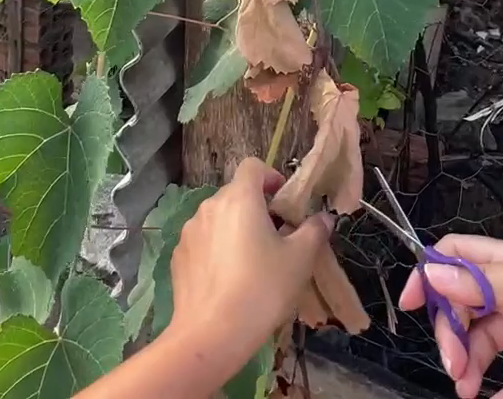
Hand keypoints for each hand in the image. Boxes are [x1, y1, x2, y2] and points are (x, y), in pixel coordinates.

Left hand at [164, 157, 333, 367]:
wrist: (211, 335)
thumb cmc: (261, 290)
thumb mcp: (299, 261)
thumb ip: (313, 232)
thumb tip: (324, 218)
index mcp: (240, 198)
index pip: (253, 166)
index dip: (271, 177)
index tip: (283, 203)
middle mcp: (210, 205)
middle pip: (236, 193)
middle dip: (256, 208)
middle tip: (275, 239)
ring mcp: (190, 230)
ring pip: (218, 218)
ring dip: (235, 229)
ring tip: (250, 263)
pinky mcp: (178, 255)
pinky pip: (203, 241)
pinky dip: (216, 250)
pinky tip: (227, 281)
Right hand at [401, 234, 502, 398]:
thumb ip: (491, 282)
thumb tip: (434, 275)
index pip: (459, 257)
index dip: (431, 274)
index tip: (411, 305)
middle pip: (467, 303)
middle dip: (451, 330)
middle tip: (453, 366)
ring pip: (488, 340)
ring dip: (471, 361)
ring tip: (468, 388)